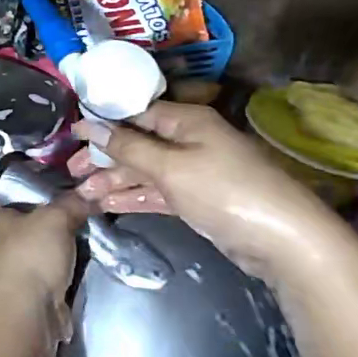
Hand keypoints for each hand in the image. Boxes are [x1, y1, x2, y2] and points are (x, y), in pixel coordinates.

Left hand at [0, 196, 88, 302]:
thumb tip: (87, 193)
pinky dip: (66, 274)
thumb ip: (71, 204)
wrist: (30, 310)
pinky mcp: (36, 296)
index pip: (0, 206)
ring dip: (58, 251)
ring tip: (86, 236)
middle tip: (74, 214)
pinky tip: (83, 265)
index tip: (35, 195)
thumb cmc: (32, 253)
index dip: (14, 200)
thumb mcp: (56, 218)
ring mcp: (19, 274)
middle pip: (25, 230)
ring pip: (40, 254)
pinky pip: (53, 277)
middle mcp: (4, 246)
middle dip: (45, 225)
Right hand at [67, 102, 334, 275]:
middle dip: (104, 157)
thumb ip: (128, 147)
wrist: (287, 243)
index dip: (102, 122)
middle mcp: (189, 139)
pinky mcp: (200, 200)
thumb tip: (90, 123)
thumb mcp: (171, 168)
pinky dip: (135, 197)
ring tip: (81, 194)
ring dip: (114, 181)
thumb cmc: (225, 192)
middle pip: (138, 143)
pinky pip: (159, 192)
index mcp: (186, 119)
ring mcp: (196, 171)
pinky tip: (107, 204)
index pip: (135, 113)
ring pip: (146, 170)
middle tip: (70, 172)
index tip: (71, 135)